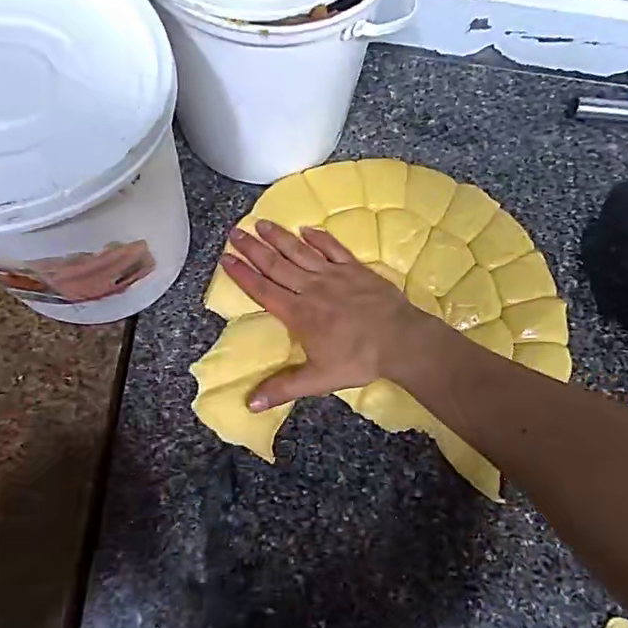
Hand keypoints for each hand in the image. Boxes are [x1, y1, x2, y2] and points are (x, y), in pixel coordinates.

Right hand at [220, 220, 445, 410]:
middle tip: (235, 233)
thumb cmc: (358, 360)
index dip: (242, 275)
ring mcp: (334, 275)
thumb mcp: (318, 379)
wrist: (400, 340)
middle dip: (253, 248)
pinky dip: (319, 238)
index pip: (263, 290)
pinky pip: (333, 248)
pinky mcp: (355, 269)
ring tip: (261, 223)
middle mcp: (312, 289)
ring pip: (300, 252)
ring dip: (279, 237)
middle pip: (276, 265)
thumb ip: (283, 388)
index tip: (226, 259)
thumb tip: (250, 404)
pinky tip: (307, 229)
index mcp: (298, 313)